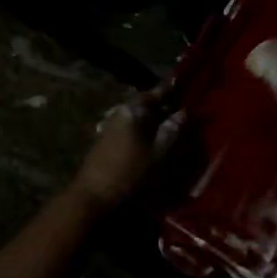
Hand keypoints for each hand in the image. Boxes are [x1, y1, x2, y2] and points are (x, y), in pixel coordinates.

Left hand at [69, 88, 184, 210]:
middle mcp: (117, 113)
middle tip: (174, 105)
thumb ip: (170, 131)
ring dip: (148, 116)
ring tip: (164, 121)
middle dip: (157, 104)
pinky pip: (126, 125)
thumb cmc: (129, 172)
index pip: (151, 94)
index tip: (176, 84)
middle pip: (140, 103)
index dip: (165, 91)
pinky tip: (146, 136)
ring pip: (133, 115)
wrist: (93, 192)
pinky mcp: (104, 138)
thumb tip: (182, 112)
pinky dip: (138, 126)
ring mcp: (108, 125)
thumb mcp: (156, 153)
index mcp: (130, 111)